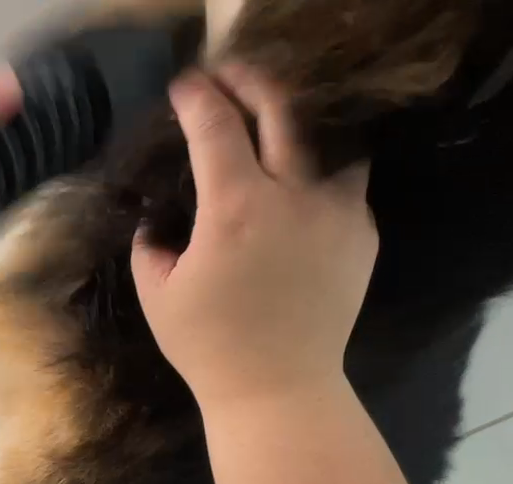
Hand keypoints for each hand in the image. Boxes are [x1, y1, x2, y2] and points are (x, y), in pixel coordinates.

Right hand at [132, 65, 377, 411]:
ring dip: (297, 120)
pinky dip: (316, 168)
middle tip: (229, 73)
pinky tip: (296, 182)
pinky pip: (342, 181)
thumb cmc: (204, 342)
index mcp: (234, 209)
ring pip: (326, 138)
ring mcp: (338, 208)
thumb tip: (157, 219)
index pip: (216, 130)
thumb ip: (151, 246)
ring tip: (276, 121)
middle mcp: (293, 193)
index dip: (198, 99)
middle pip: (282, 110)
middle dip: (252, 81)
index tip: (183, 84)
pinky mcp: (361, 229)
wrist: (276, 382)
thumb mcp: (156, 294)